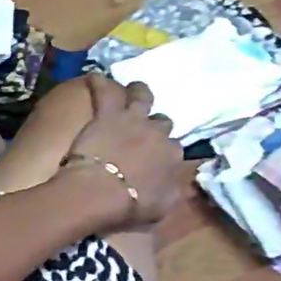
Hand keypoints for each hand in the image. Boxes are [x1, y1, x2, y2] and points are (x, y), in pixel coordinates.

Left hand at [63, 74, 190, 226]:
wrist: (100, 192)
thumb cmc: (130, 205)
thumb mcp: (164, 205)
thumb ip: (176, 191)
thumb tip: (186, 186)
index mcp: (173, 156)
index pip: (174, 148)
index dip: (163, 150)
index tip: (155, 156)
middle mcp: (157, 133)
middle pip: (161, 122)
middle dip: (154, 125)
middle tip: (142, 130)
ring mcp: (133, 120)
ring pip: (142, 96)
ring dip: (138, 92)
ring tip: (133, 90)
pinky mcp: (107, 114)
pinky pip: (104, 91)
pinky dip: (99, 83)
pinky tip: (94, 75)